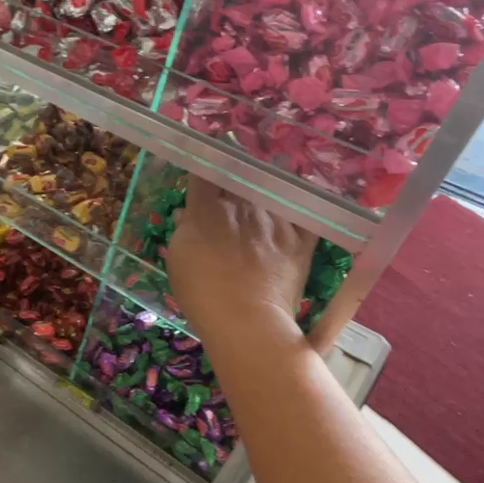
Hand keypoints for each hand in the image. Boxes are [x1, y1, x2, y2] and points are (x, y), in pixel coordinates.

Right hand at [166, 176, 311, 362]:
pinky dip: (303, 206)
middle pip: (238, 179)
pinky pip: (305, 215)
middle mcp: (244, 207)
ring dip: (267, 184)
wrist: (247, 321)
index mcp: (208, 210)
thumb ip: (183, 230)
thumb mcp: (178, 259)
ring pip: (271, 191)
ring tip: (271, 171)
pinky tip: (305, 198)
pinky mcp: (301, 242)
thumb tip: (188, 215)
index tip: (205, 160)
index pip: (204, 174)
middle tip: (234, 173)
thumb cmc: (201, 292)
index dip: (204, 164)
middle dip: (235, 173)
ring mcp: (276, 223)